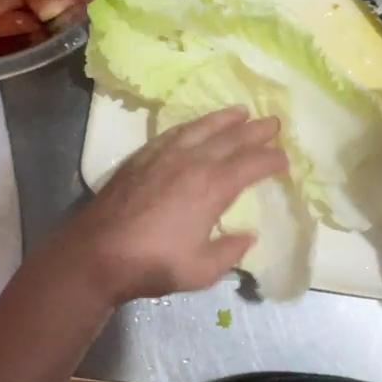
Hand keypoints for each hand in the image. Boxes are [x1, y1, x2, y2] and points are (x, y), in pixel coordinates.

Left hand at [45, 107, 288, 308]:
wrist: (97, 253)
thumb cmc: (153, 263)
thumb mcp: (202, 269)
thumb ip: (229, 252)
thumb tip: (247, 237)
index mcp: (212, 186)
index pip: (251, 164)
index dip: (272, 160)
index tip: (284, 159)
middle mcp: (191, 162)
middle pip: (230, 138)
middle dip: (255, 130)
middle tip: (274, 122)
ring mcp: (163, 156)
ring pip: (200, 128)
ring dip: (223, 119)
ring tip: (240, 111)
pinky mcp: (141, 158)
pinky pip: (173, 133)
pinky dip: (191, 126)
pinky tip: (195, 127)